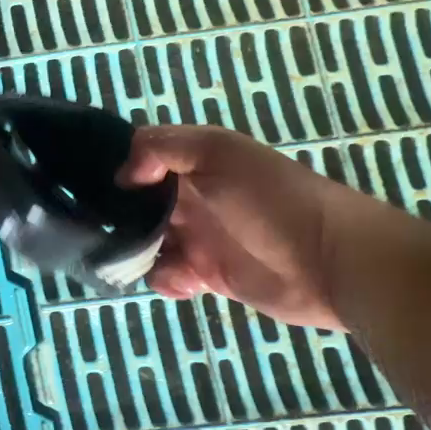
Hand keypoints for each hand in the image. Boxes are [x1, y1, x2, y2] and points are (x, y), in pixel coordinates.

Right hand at [118, 124, 400, 330]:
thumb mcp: (216, 153)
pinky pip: (171, 275)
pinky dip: (164, 279)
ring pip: (148, 241)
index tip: (94, 183)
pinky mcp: (212, 275)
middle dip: (119, 214)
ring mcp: (200, 237)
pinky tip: (179, 279)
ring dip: (136, 249)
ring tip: (138, 257)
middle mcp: (192, 197)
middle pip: (137, 203)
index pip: (139, 158)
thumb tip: (123, 176)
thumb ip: (160, 149)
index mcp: (192, 162)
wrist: (336, 260)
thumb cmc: (273, 198)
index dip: (117, 168)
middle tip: (101, 226)